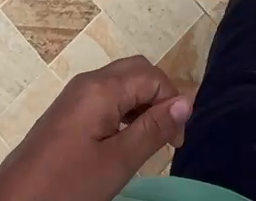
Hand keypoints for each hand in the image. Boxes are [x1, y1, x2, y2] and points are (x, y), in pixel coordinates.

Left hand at [0, 56, 190, 200]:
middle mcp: (89, 81)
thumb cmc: (69, 184)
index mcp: (102, 87)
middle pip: (137, 71)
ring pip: (122, 82)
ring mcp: (76, 94)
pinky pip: (106, 96)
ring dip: (143, 104)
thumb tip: (186, 101)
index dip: (172, 102)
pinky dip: (125, 110)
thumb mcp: (117, 161)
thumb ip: (152, 129)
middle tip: (169, 136)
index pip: (152, 76)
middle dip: (159, 96)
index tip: (177, 142)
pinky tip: (126, 139)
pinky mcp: (69, 110)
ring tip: (152, 141)